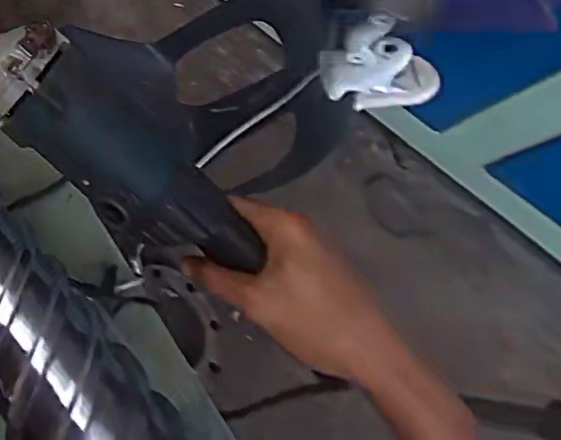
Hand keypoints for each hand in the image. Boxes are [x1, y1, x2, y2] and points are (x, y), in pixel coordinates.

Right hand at [183, 197, 398, 384]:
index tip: (189, 236)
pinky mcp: (325, 261)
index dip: (208, 218)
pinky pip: (284, 253)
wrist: (375, 356)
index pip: (233, 204)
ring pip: (267, 240)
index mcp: (283, 221)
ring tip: (235, 284)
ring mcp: (315, 241)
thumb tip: (184, 260)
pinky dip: (269, 266)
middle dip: (229, 244)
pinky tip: (265, 293)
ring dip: (249, 258)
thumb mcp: (257, 303)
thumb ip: (216, 279)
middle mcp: (299, 222)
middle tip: (211, 269)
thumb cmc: (313, 322)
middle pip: (249, 222)